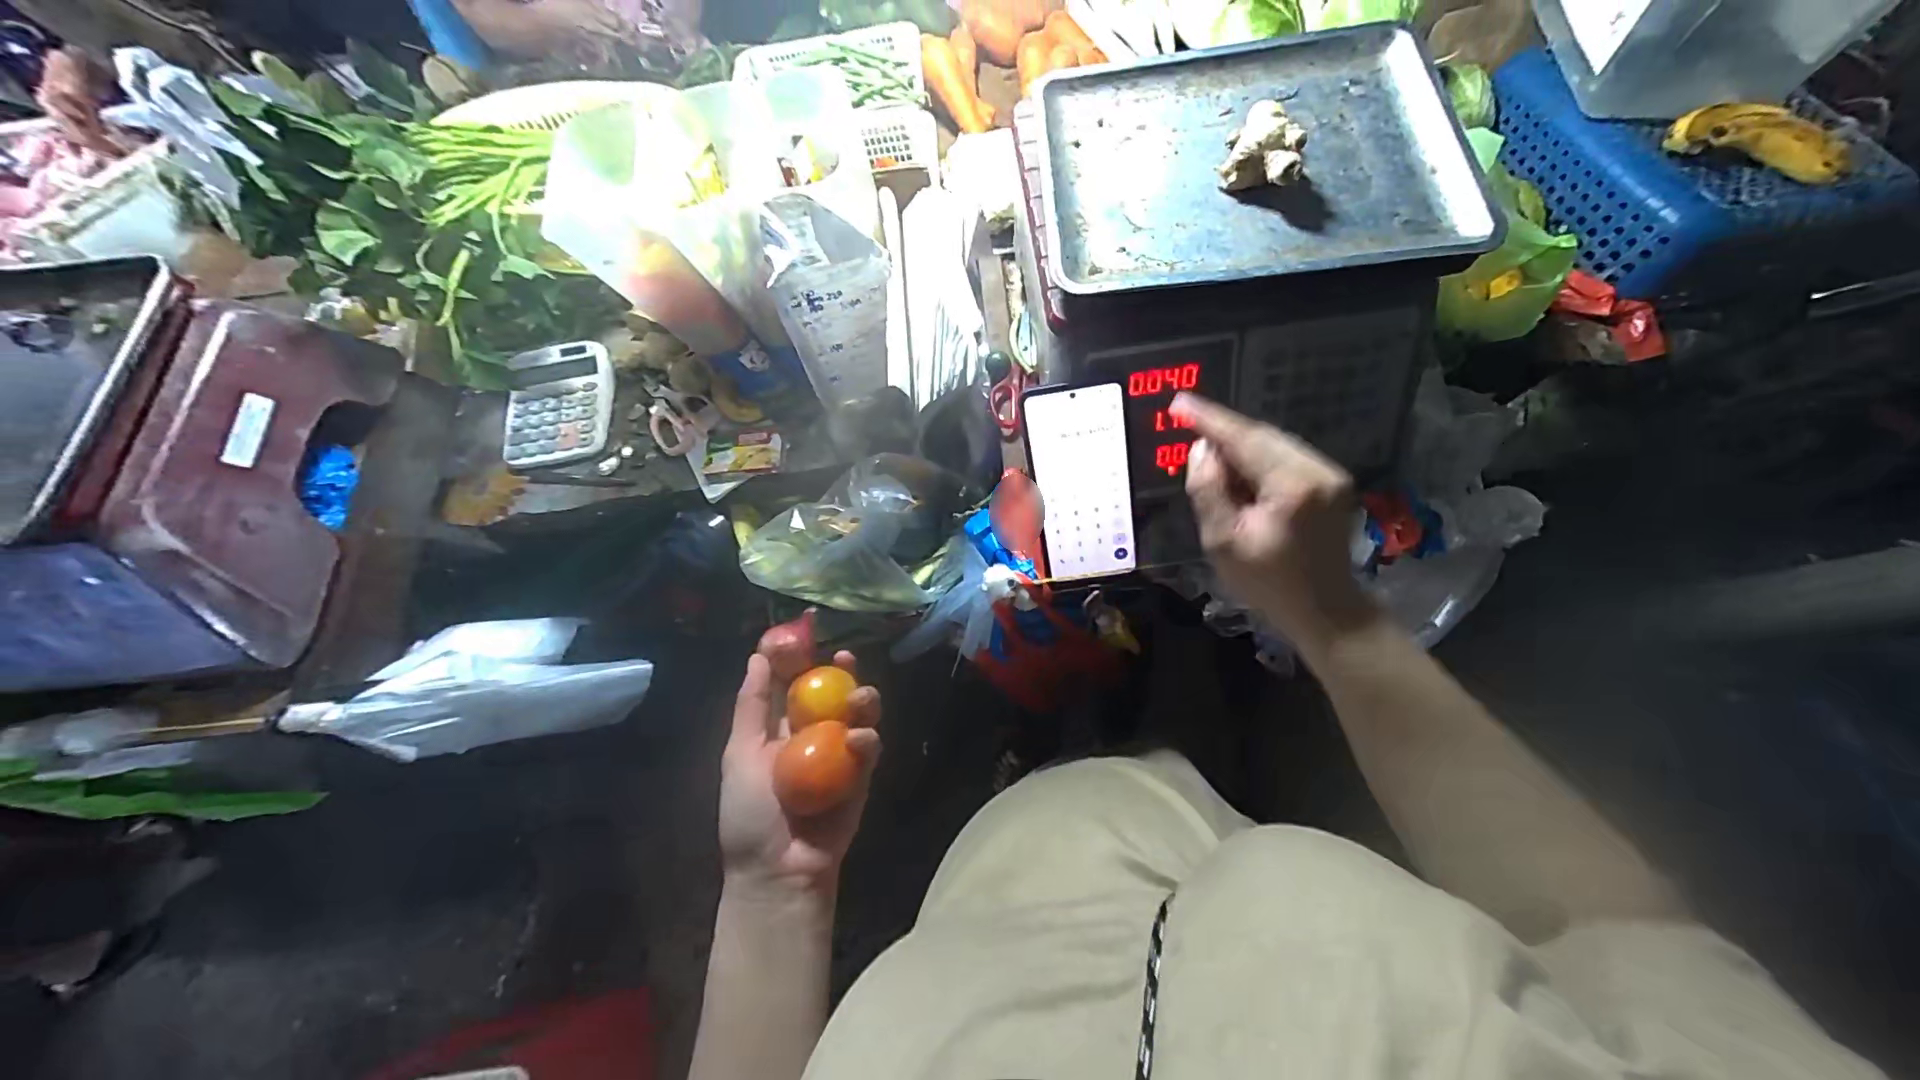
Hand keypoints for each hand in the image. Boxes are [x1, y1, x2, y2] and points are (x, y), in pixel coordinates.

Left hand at [719, 651, 881, 893]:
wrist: (778, 871)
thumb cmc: (749, 814)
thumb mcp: (740, 754)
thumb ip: (750, 706)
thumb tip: (756, 656)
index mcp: (778, 726)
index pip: (790, 681)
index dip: (798, 655)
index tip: (807, 628)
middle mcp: (811, 733)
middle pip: (829, 691)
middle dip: (839, 670)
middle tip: (843, 656)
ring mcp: (838, 752)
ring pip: (856, 713)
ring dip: (862, 697)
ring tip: (860, 695)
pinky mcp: (861, 774)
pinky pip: (869, 746)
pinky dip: (867, 738)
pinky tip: (860, 738)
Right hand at [1174, 392, 1375, 643]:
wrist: (1325, 610)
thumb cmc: (1268, 583)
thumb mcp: (1223, 542)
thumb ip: (1208, 491)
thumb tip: (1201, 450)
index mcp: (1292, 485)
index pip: (1244, 439)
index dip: (1209, 419)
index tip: (1180, 402)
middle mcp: (1317, 470)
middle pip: (1262, 435)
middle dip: (1224, 430)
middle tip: (1187, 423)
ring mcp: (1330, 474)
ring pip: (1275, 443)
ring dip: (1240, 444)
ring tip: (1208, 452)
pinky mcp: (1332, 483)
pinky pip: (1287, 457)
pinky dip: (1258, 457)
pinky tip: (1238, 470)